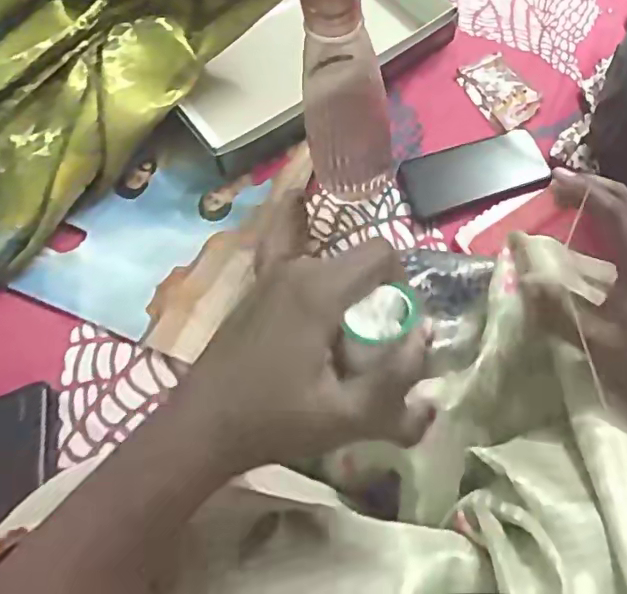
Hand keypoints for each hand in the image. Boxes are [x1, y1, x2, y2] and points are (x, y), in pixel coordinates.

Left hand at [172, 174, 432, 472]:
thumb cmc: (274, 421)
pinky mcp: (258, 281)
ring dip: (348, 288)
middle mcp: (298, 266)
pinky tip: (296, 198)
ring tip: (339, 336)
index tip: (396, 326)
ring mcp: (273, 269)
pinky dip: (296, 221)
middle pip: (358, 259)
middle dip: (377, 293)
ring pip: (332, 260)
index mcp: (321, 289)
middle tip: (369, 344)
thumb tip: (426, 334)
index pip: (381, 253)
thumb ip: (395, 379)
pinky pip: (284, 239)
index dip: (401, 282)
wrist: (200, 428)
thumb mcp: (344, 418)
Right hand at [527, 170, 626, 436]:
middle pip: (624, 200)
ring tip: (571, 198)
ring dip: (601, 199)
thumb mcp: (601, 339)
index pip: (611, 207)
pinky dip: (607, 217)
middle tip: (559, 182)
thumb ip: (561, 310)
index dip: (582, 189)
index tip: (553, 179)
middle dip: (592, 185)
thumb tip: (526, 281)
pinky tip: (591, 232)